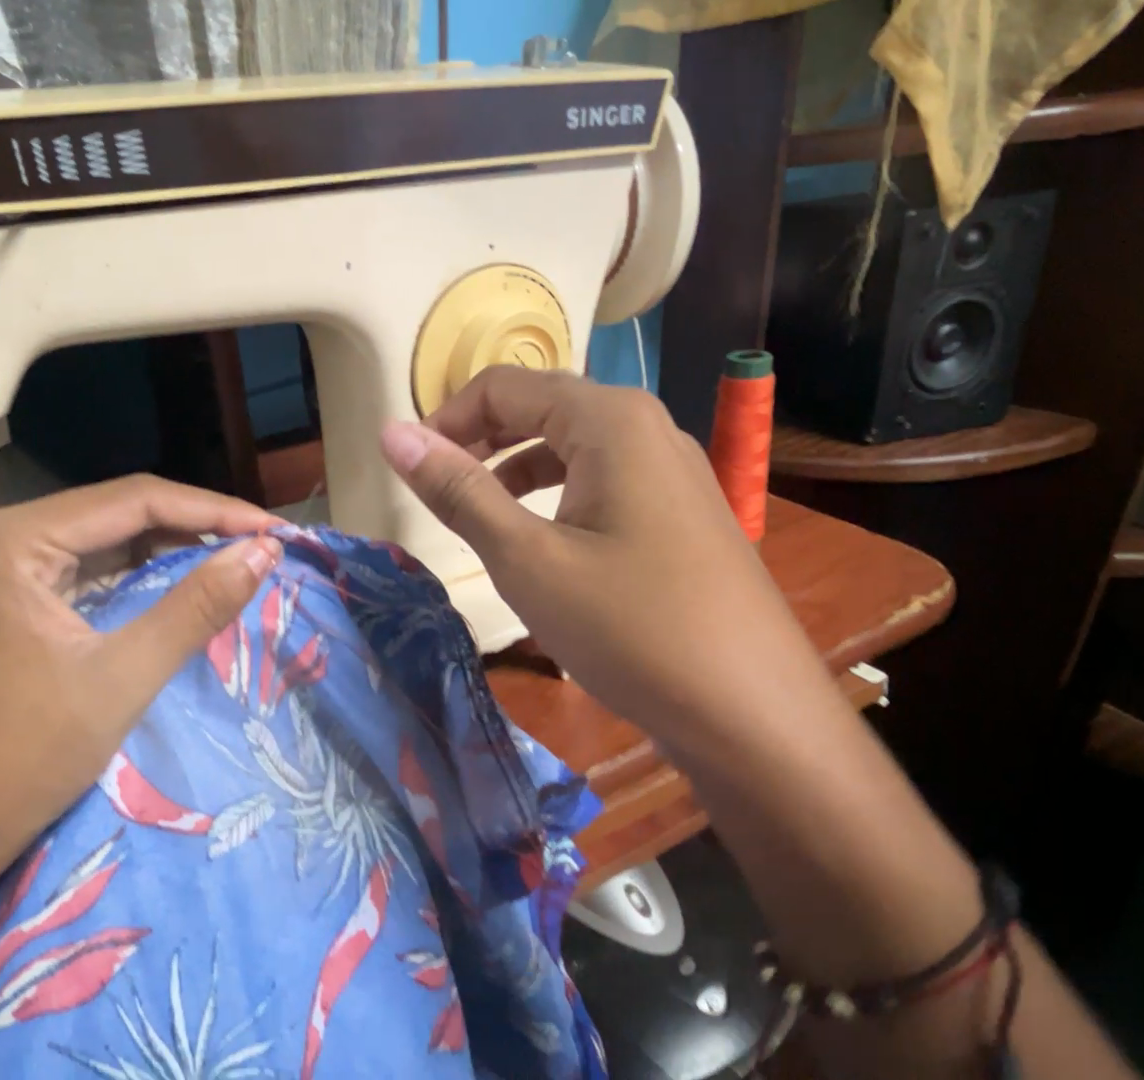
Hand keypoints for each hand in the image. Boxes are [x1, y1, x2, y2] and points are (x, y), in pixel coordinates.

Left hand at [0, 476, 281, 875]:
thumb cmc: (26, 754)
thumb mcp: (124, 676)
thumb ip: (197, 606)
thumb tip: (265, 551)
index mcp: (13, 540)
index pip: (134, 501)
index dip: (214, 512)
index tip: (276, 531)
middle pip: (118, 511)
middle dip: (196, 525)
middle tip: (263, 544)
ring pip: (105, 536)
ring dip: (171, 547)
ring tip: (237, 557)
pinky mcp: (5, 592)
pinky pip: (86, 565)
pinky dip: (137, 573)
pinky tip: (183, 580)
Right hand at [380, 367, 825, 737]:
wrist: (752, 710)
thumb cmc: (630, 628)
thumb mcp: (528, 560)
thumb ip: (459, 491)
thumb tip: (391, 433)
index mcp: (611, 420)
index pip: (505, 386)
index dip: (446, 419)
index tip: (407, 468)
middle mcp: (649, 427)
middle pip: (543, 408)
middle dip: (481, 441)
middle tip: (434, 492)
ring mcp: (675, 470)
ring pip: (576, 447)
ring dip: (517, 470)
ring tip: (477, 517)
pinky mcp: (684, 512)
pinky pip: (607, 482)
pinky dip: (559, 496)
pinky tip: (543, 542)